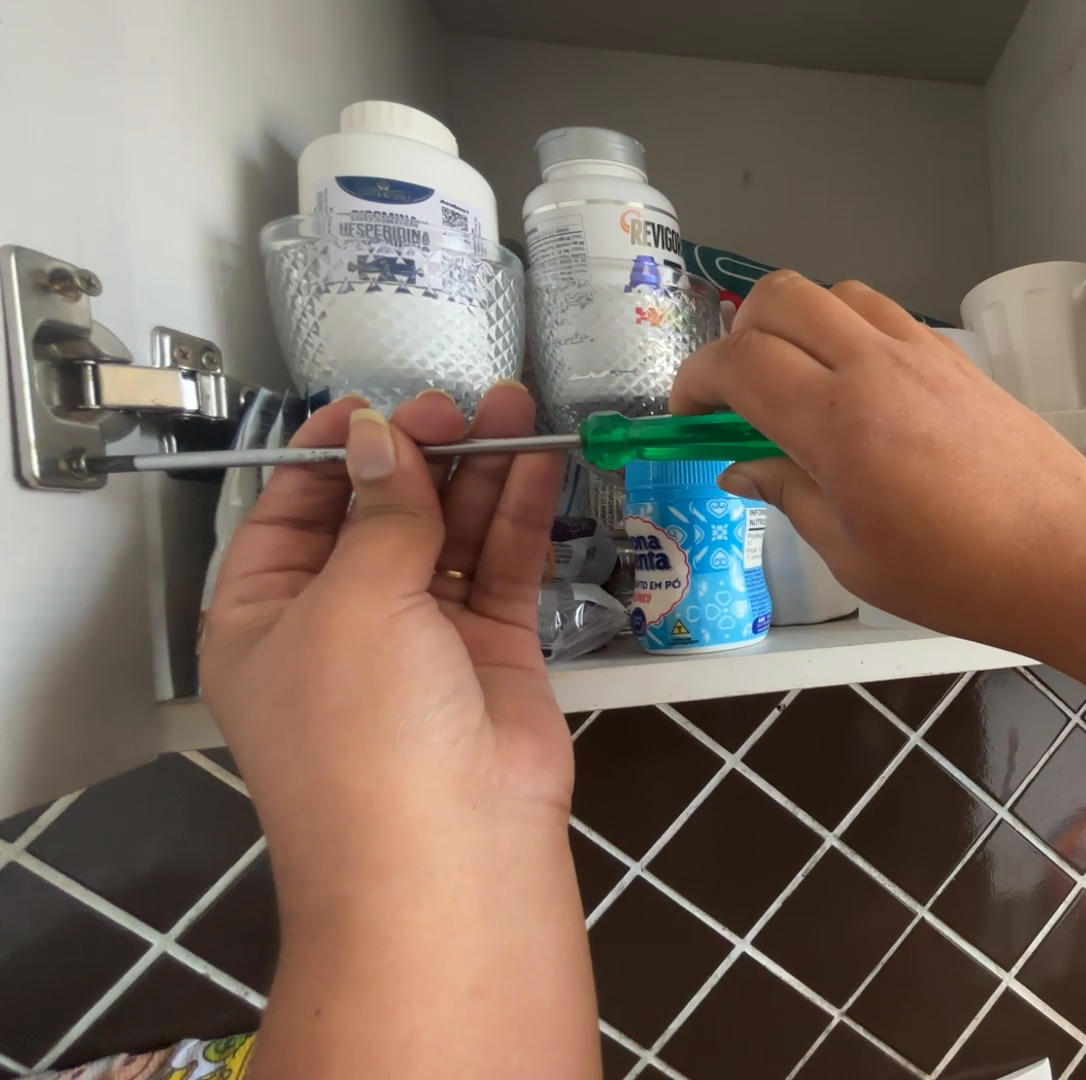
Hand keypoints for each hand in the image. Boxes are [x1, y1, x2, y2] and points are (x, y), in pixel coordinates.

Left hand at [198, 384, 568, 887]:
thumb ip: (384, 515)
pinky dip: (522, 515)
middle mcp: (349, 615)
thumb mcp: (353, 605)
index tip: (388, 406)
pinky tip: (540, 469)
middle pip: (390, 514)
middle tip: (470, 405)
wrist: (455, 836)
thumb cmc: (365, 729)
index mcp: (271, 611)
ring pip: (457, 533)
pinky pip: (505, 564)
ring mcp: (429, 628)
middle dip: (429, 456)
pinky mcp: (496, 639)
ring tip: (519, 415)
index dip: (340, 454)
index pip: (296, 510)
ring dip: (486, 474)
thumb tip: (384, 436)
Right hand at [671, 272, 1085, 653]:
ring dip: (798, 324)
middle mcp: (878, 368)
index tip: (687, 412)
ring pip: (838, 295)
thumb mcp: (856, 557)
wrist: (1073, 559)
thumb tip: (744, 471)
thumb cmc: (963, 578)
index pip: (738, 362)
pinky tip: (861, 389)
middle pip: (780, 299)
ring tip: (799, 382)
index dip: (696, 381)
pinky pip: (889, 318)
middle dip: (738, 334)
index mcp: (839, 421)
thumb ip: (791, 497)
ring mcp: (926, 356)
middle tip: (736, 393)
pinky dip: (852, 333)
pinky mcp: (962, 363)